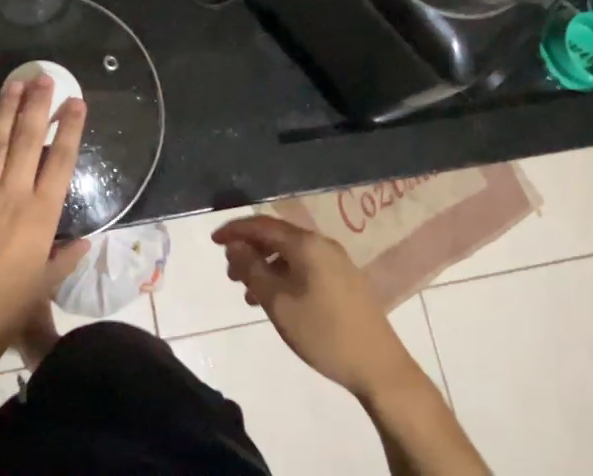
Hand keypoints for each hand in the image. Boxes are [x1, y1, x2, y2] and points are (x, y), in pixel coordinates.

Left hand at [0, 76, 86, 351]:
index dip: (71, 129)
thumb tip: (85, 241)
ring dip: (6, 110)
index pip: (62, 161)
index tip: (77, 103)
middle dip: (38, 106)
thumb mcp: (47, 283)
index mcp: (42, 214)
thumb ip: (66, 257)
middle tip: (44, 78)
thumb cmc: (10, 306)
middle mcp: (14, 194)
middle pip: (30, 140)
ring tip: (15, 83)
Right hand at [212, 215, 409, 400]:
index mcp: (307, 245)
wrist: (379, 368)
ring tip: (248, 293)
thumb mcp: (278, 302)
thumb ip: (252, 269)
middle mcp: (323, 245)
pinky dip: (283, 276)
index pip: (263, 225)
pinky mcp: (344, 282)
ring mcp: (337, 263)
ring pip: (291, 254)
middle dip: (249, 250)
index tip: (213, 241)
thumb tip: (234, 245)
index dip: (235, 230)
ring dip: (265, 266)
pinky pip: (305, 267)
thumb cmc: (323, 332)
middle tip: (230, 273)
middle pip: (277, 236)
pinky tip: (276, 301)